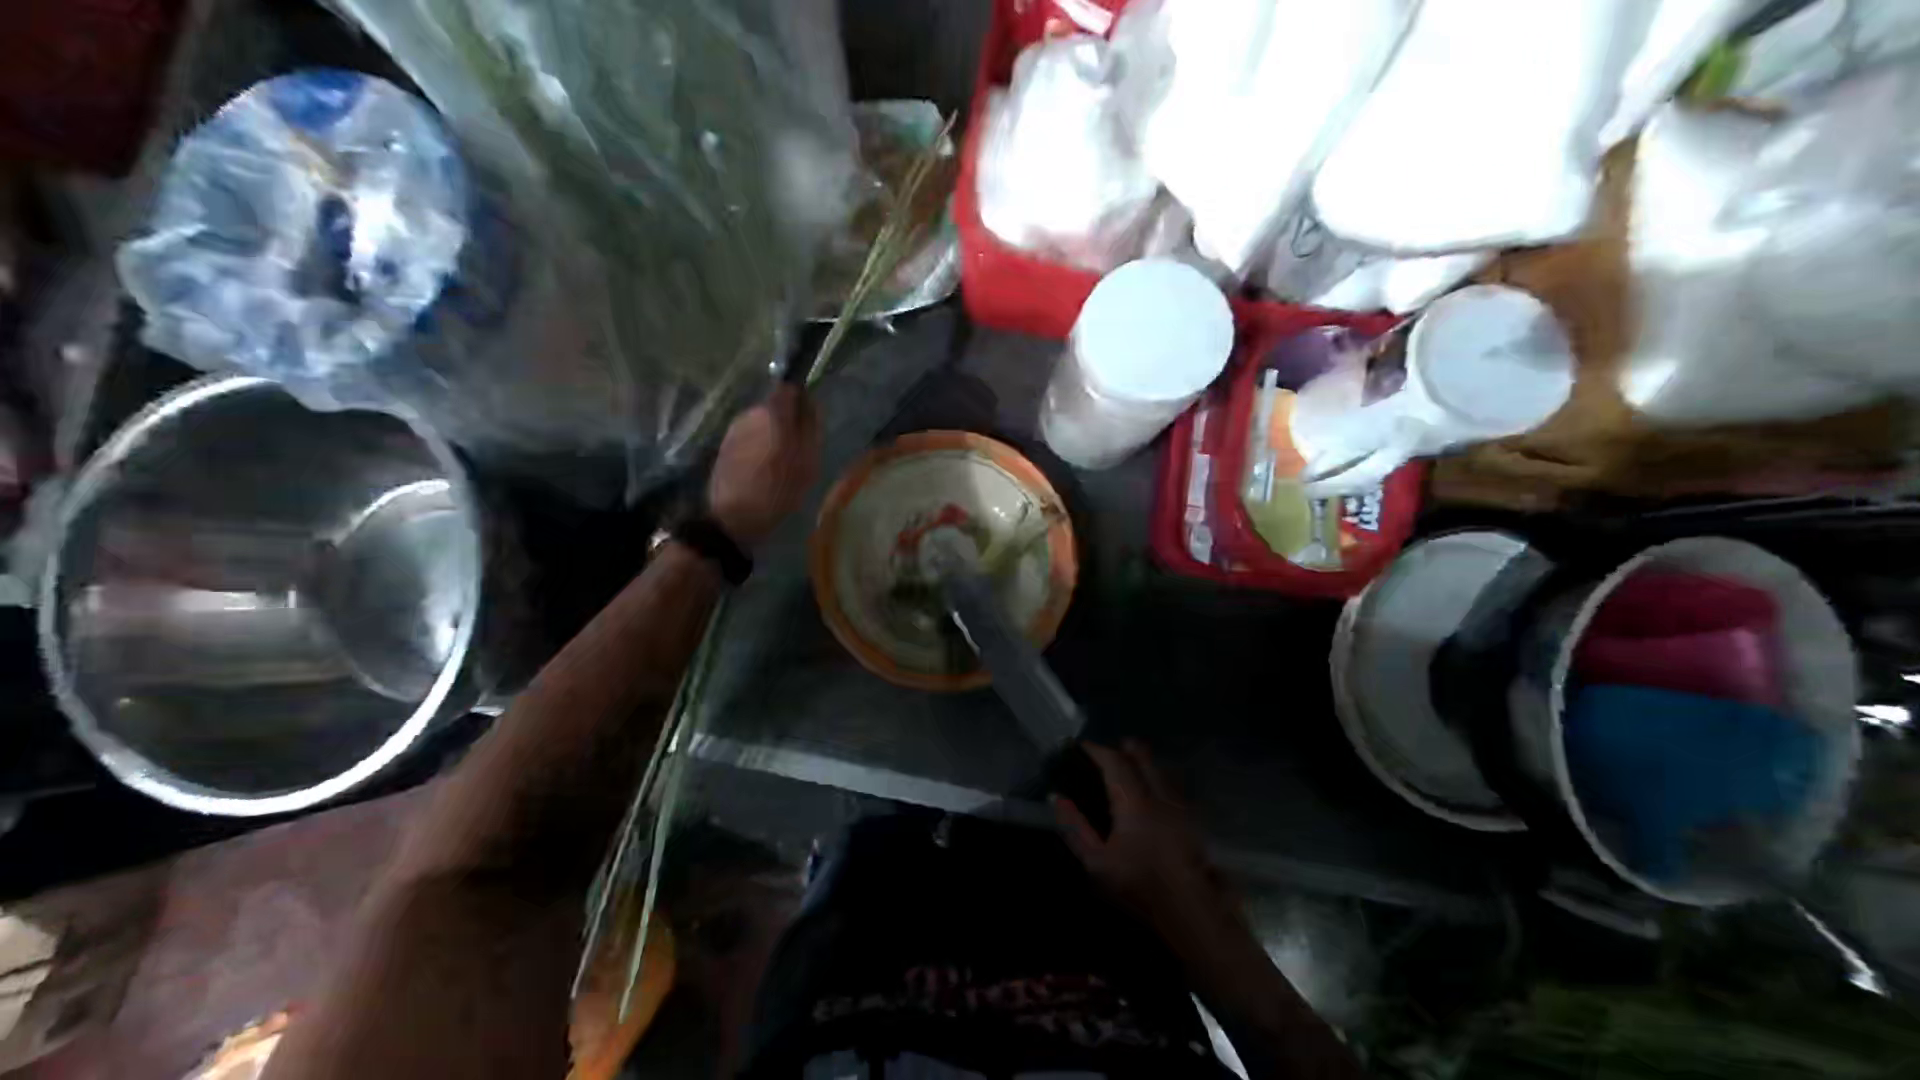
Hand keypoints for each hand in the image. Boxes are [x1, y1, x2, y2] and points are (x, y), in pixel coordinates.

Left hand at [709, 385, 819, 549]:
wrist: (734, 517)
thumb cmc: (779, 489)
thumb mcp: (808, 460)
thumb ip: (811, 427)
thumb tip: (811, 402)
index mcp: (772, 413)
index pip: (789, 388)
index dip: (802, 401)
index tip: (810, 422)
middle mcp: (750, 413)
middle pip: (775, 407)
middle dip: (787, 422)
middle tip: (799, 450)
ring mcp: (734, 429)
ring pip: (761, 423)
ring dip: (772, 436)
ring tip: (780, 463)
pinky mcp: (724, 446)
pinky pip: (749, 438)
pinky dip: (758, 447)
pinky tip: (762, 470)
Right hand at [1054, 741, 1240, 944]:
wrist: (1192, 915)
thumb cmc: (1139, 887)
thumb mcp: (1097, 862)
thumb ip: (1075, 827)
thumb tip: (1058, 797)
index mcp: (1134, 801)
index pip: (1114, 762)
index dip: (1097, 750)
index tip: (1082, 747)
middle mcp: (1161, 795)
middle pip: (1143, 757)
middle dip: (1124, 749)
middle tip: (1107, 753)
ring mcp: (1181, 807)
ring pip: (1161, 770)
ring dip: (1143, 763)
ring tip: (1127, 769)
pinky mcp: (1194, 821)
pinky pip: (1172, 787)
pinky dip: (1158, 781)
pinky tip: (1151, 795)